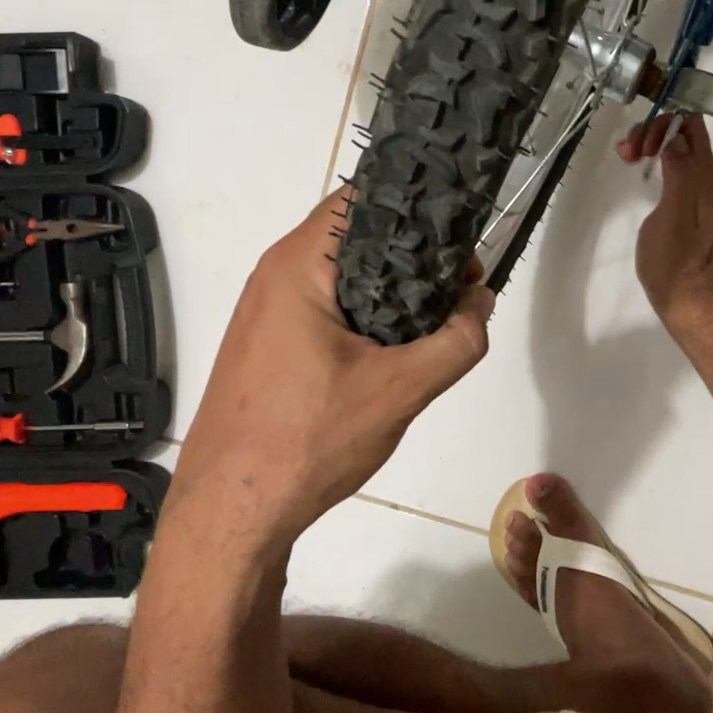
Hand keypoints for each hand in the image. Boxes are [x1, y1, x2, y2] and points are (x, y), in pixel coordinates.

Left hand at [173, 187, 494, 546]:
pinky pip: (330, 304)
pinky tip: (400, 343)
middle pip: (358, 234)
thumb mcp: (400, 390)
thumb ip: (456, 341)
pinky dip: (370, 310)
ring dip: (396, 284)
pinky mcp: (271, 342)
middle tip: (465, 281)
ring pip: (346, 272)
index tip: (463, 234)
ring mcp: (268, 310)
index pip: (364, 198)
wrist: (231, 514)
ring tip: (442, 311)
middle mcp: (277, 274)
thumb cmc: (308, 440)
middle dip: (416, 251)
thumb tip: (482, 302)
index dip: (418, 204)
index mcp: (298, 266)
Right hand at [618, 113, 712, 317]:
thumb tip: (674, 137)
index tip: (642, 143)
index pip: (692, 124)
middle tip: (628, 152)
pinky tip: (635, 167)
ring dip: (648, 143)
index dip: (665, 122)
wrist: (682, 294)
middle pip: (680, 132)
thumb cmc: (673, 258)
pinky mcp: (681, 200)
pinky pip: (669, 165)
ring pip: (672, 147)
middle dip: (652, 131)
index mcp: (703, 174)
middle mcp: (702, 176)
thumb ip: (678, 173)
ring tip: (625, 158)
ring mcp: (692, 188)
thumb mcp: (673, 214)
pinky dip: (651, 158)